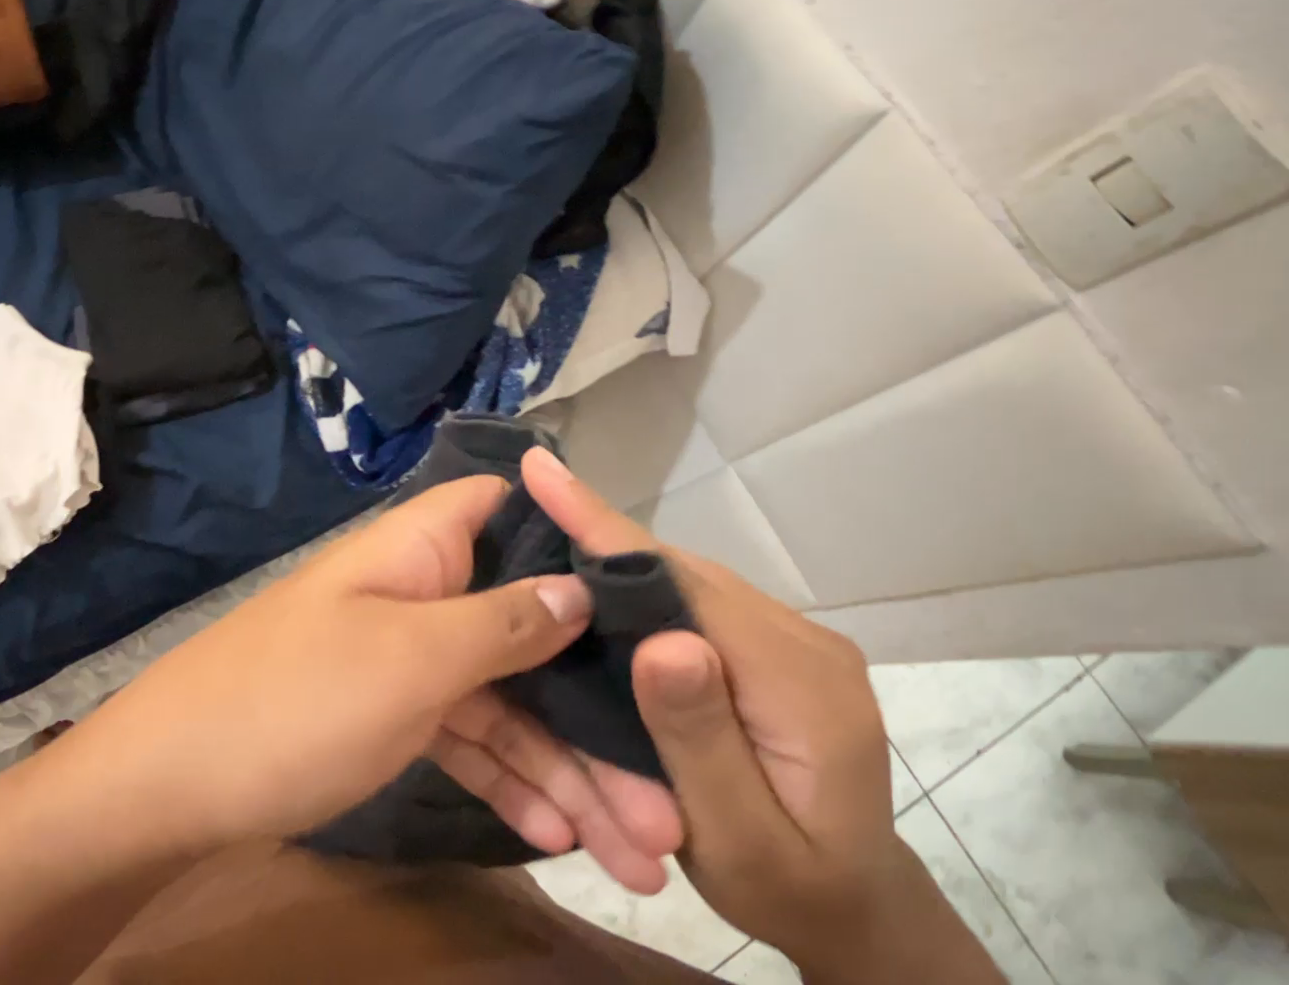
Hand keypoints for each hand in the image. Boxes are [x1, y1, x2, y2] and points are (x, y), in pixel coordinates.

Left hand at [51, 474, 678, 883]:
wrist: (172, 786)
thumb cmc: (296, 702)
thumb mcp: (411, 659)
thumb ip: (502, 622)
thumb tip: (581, 584)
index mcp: (420, 549)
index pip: (509, 511)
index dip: (575, 539)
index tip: (650, 599)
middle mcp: (421, 594)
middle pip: (529, 632)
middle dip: (597, 713)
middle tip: (669, 805)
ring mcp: (406, 660)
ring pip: (505, 702)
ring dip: (567, 770)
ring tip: (643, 853)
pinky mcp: (391, 718)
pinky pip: (466, 741)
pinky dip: (508, 783)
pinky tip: (556, 835)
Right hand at [520, 448, 1000, 982]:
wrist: (857, 908)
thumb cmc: (789, 887)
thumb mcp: (737, 836)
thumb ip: (702, 740)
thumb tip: (660, 640)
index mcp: (797, 683)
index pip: (684, 588)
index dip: (606, 530)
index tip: (542, 472)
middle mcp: (803, 641)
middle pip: (685, 574)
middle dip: (603, 537)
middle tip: (525, 504)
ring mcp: (796, 642)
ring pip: (690, 582)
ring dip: (619, 562)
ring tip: (549, 537)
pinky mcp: (779, 651)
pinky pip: (702, 603)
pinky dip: (644, 590)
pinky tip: (603, 594)